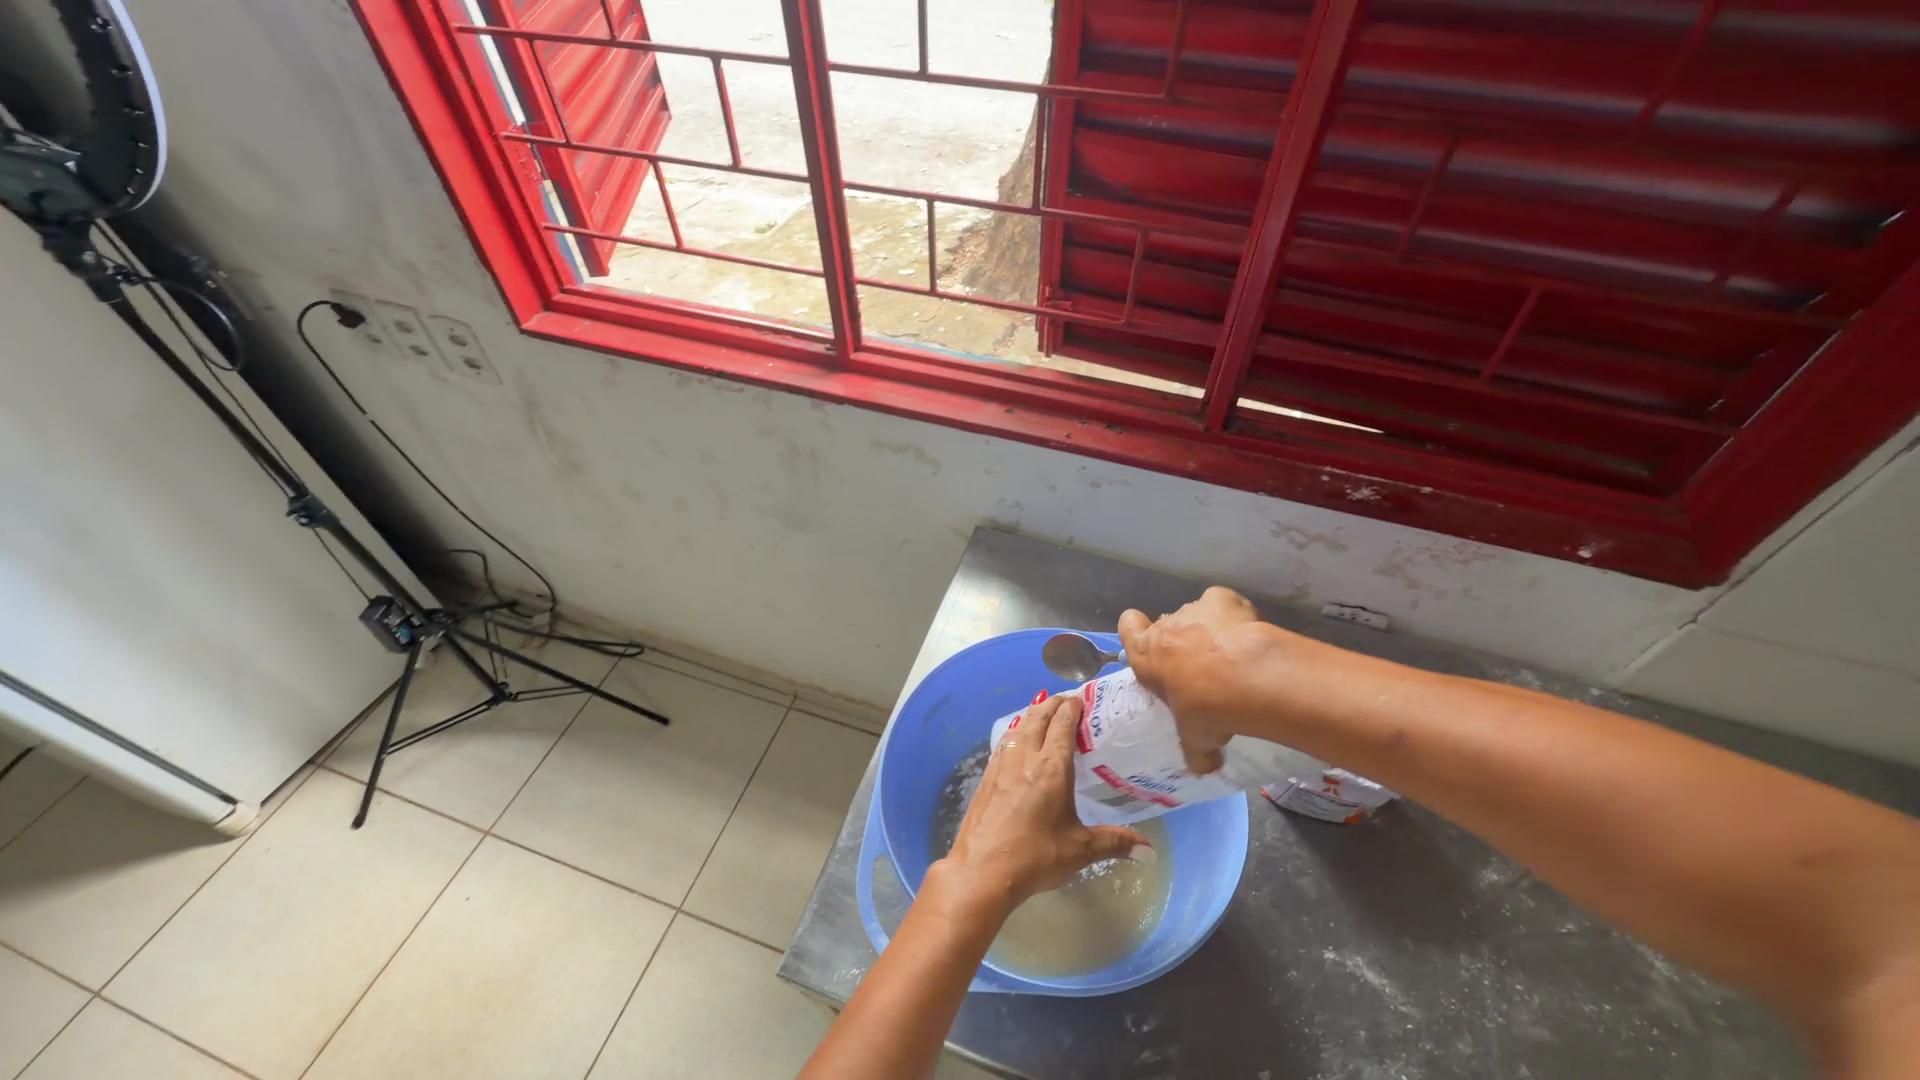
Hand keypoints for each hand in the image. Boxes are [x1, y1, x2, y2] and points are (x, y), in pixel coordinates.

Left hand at [939, 695, 1150, 910]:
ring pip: (1019, 727)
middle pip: (1038, 717)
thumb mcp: (1079, 850)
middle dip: (1053, 703)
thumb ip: (1114, 843)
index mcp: (1051, 767)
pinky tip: (1018, 741)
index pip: (1062, 724)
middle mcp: (1025, 758)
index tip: (1083, 698)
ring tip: (1045, 712)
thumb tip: (1150, 852)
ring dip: (1033, 714)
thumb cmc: (1035, 856)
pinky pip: (1005, 743)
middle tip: (1068, 699)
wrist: (980, 871)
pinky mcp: (986, 777)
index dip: (1073, 707)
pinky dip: (1017, 732)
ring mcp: (1001, 766)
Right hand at [1119, 585, 1274, 773]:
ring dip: (1209, 631)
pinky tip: (1246, 635)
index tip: (1153, 649)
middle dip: (1181, 642)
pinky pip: (1224, 604)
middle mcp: (1166, 627)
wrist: (1247, 678)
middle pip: (1167, 625)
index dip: (1136, 631)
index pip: (1127, 626)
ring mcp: (1194, 610)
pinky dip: (1233, 616)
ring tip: (1233, 657)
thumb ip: (1195, 750)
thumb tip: (1204, 768)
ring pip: (1197, 615)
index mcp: (1146, 656)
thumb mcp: (1197, 738)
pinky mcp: (1224, 599)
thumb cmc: (1207, 709)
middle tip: (1202, 670)